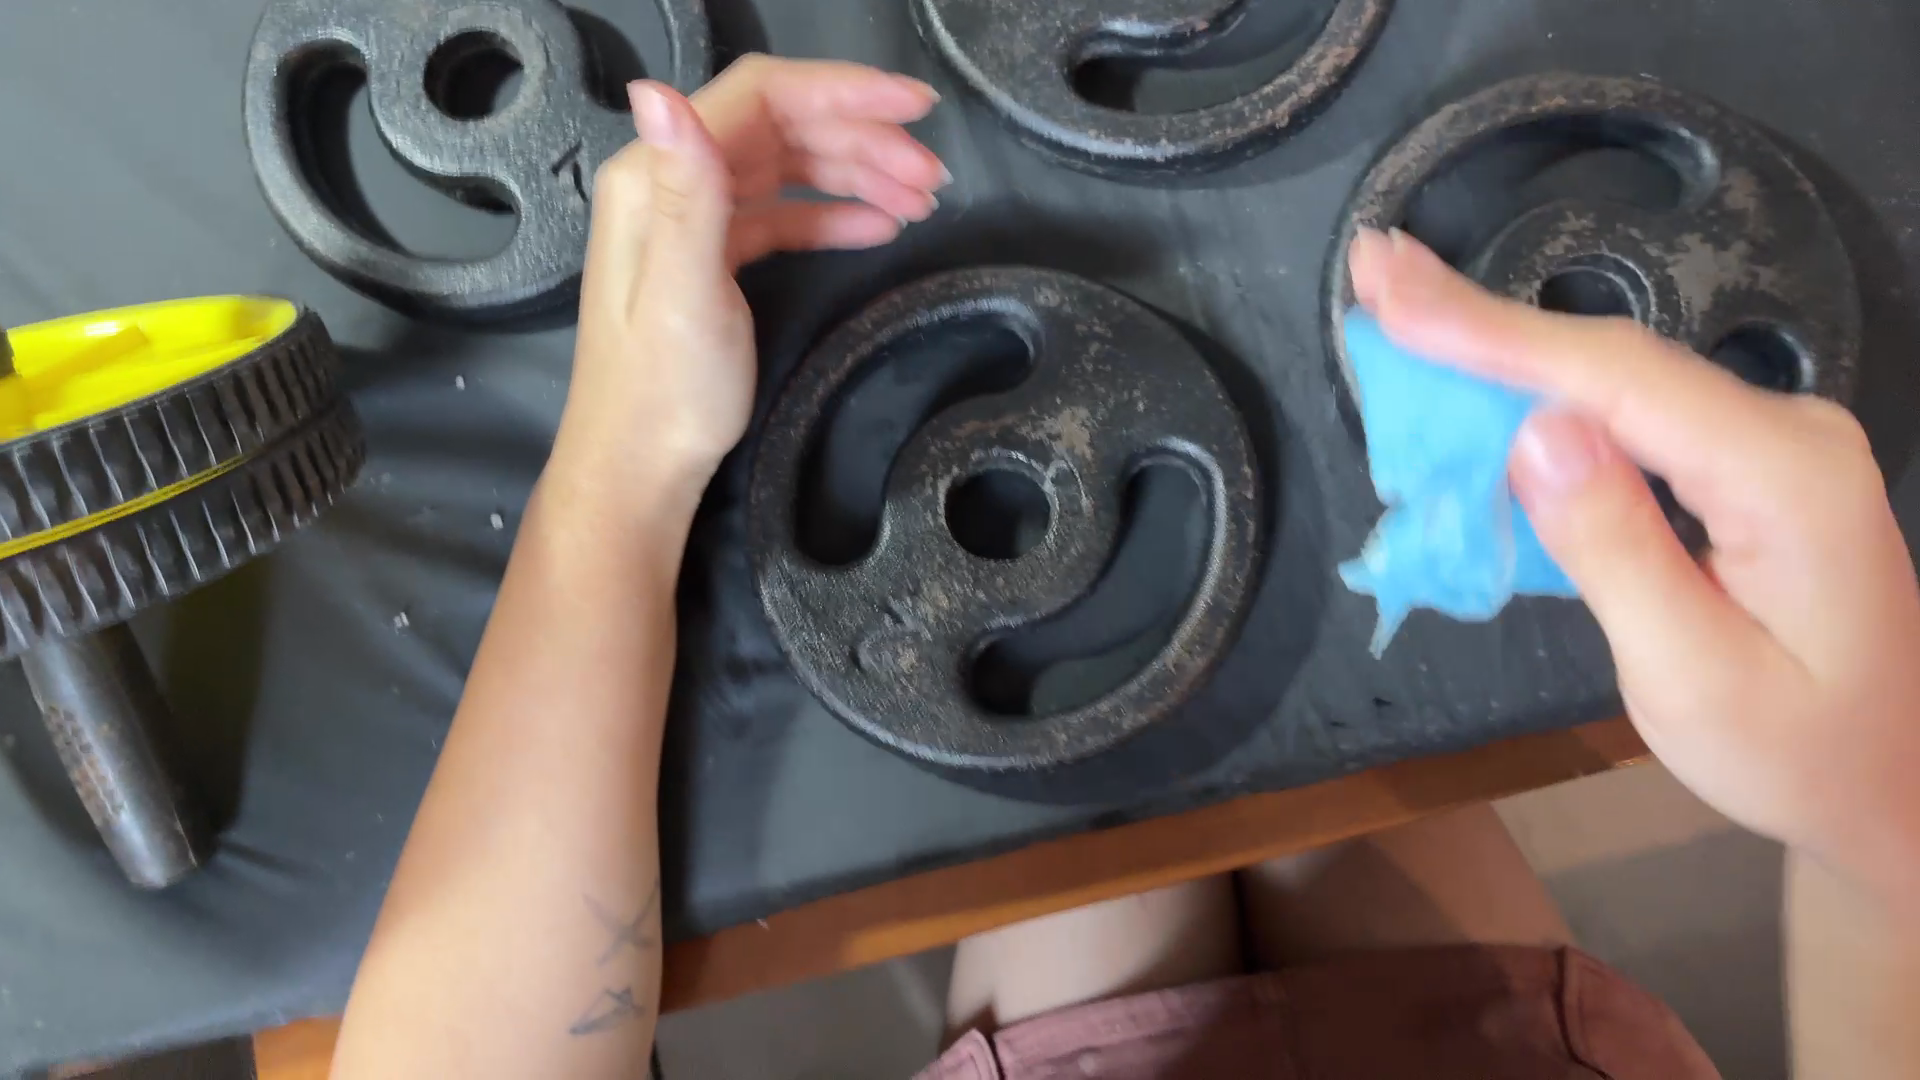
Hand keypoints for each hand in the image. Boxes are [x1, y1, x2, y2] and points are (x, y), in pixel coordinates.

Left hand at [558, 57, 945, 503]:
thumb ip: (687, 196)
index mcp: (660, 178)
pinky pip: (785, 218)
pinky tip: (878, 227)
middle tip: (933, 176)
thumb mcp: (683, 298)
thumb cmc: (666, 392)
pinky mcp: (719, 260)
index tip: (915, 108)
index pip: (762, 99)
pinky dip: (833, 216)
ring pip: (789, 172)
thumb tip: (659, 91)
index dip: (844, 93)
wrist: (643, 461)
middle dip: (864, 141)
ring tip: (921, 201)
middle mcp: (676, 183)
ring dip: (857, 177)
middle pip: (783, 130)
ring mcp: (698, 222)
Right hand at [1349, 227, 1919, 908]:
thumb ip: (1615, 549)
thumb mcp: (1691, 671)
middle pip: (1596, 353)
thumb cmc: (1788, 746)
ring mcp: (1740, 438)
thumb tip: (1534, 437)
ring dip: (1484, 335)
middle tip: (1377, 265)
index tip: (1393, 297)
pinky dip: (1513, 380)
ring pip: (1592, 370)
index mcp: (1777, 474)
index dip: (1488, 333)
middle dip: (1471, 309)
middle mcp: (1769, 428)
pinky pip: (1599, 405)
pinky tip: (1463, 361)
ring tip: (1399, 303)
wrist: (1886, 781)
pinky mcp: (1706, 459)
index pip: (1608, 379)